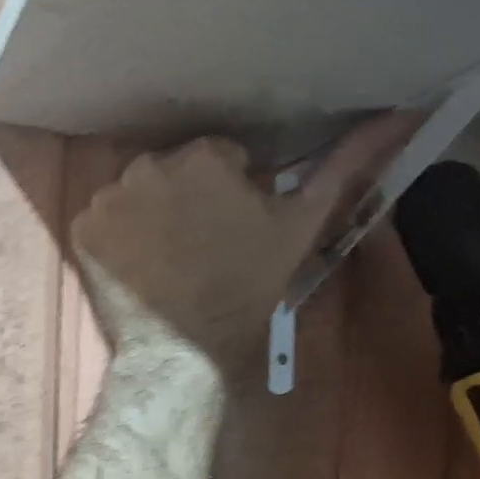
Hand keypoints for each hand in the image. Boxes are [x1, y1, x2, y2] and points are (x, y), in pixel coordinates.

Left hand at [70, 116, 415, 374]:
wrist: (184, 355)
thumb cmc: (246, 297)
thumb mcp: (300, 233)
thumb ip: (338, 174)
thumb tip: (395, 122)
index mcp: (207, 159)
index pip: (220, 161)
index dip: (230, 197)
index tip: (233, 236)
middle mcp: (151, 165)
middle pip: (174, 175)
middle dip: (188, 203)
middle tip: (201, 255)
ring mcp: (111, 198)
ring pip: (137, 196)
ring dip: (150, 219)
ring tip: (167, 268)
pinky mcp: (84, 231)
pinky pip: (103, 223)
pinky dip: (116, 243)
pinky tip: (137, 274)